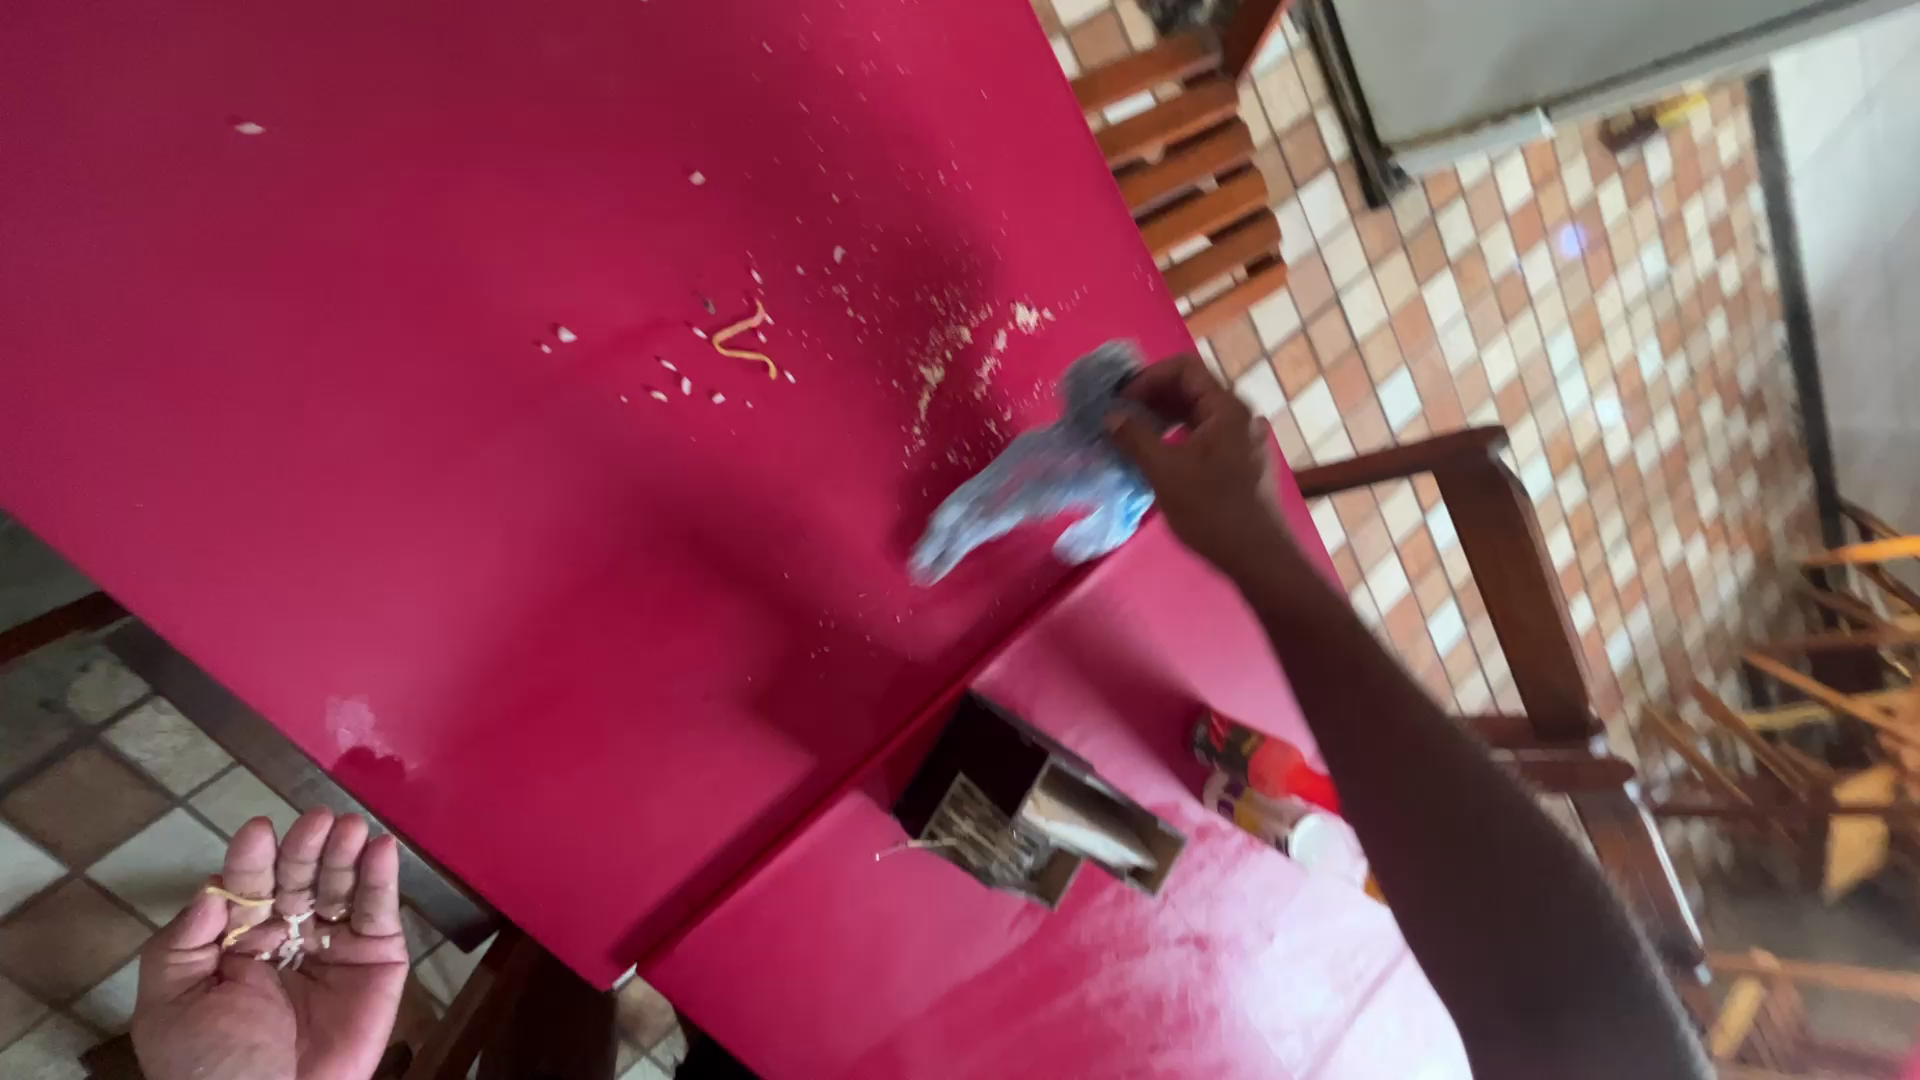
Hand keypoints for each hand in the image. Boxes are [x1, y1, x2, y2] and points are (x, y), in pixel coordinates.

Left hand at [132, 809, 410, 1079]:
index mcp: (236, 948)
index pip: (246, 892)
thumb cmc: (212, 1064)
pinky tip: (381, 848)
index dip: (252, 861)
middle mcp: (290, 936)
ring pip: (343, 885)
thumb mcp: (172, 1010)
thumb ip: (180, 949)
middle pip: (301, 879)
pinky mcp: (381, 950)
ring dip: (347, 853)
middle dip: (307, 848)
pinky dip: (383, 876)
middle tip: (318, 820)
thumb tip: (211, 890)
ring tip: (349, 827)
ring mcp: (338, 941)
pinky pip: (380, 908)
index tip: (258, 829)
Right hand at [1105, 355, 1295, 577]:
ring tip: (1132, 434)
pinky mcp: (1241, 462)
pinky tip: (1157, 455)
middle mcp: (1240, 416)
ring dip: (1164, 417)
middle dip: (1152, 397)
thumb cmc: (1211, 510)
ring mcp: (1244, 439)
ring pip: (1198, 414)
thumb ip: (1135, 438)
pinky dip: (1178, 435)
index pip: (1185, 369)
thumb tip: (1111, 417)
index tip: (1120, 400)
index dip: (1148, 378)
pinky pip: (1206, 434)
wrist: (1258, 556)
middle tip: (1120, 415)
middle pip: (1193, 388)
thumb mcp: (1165, 472)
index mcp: (1227, 408)